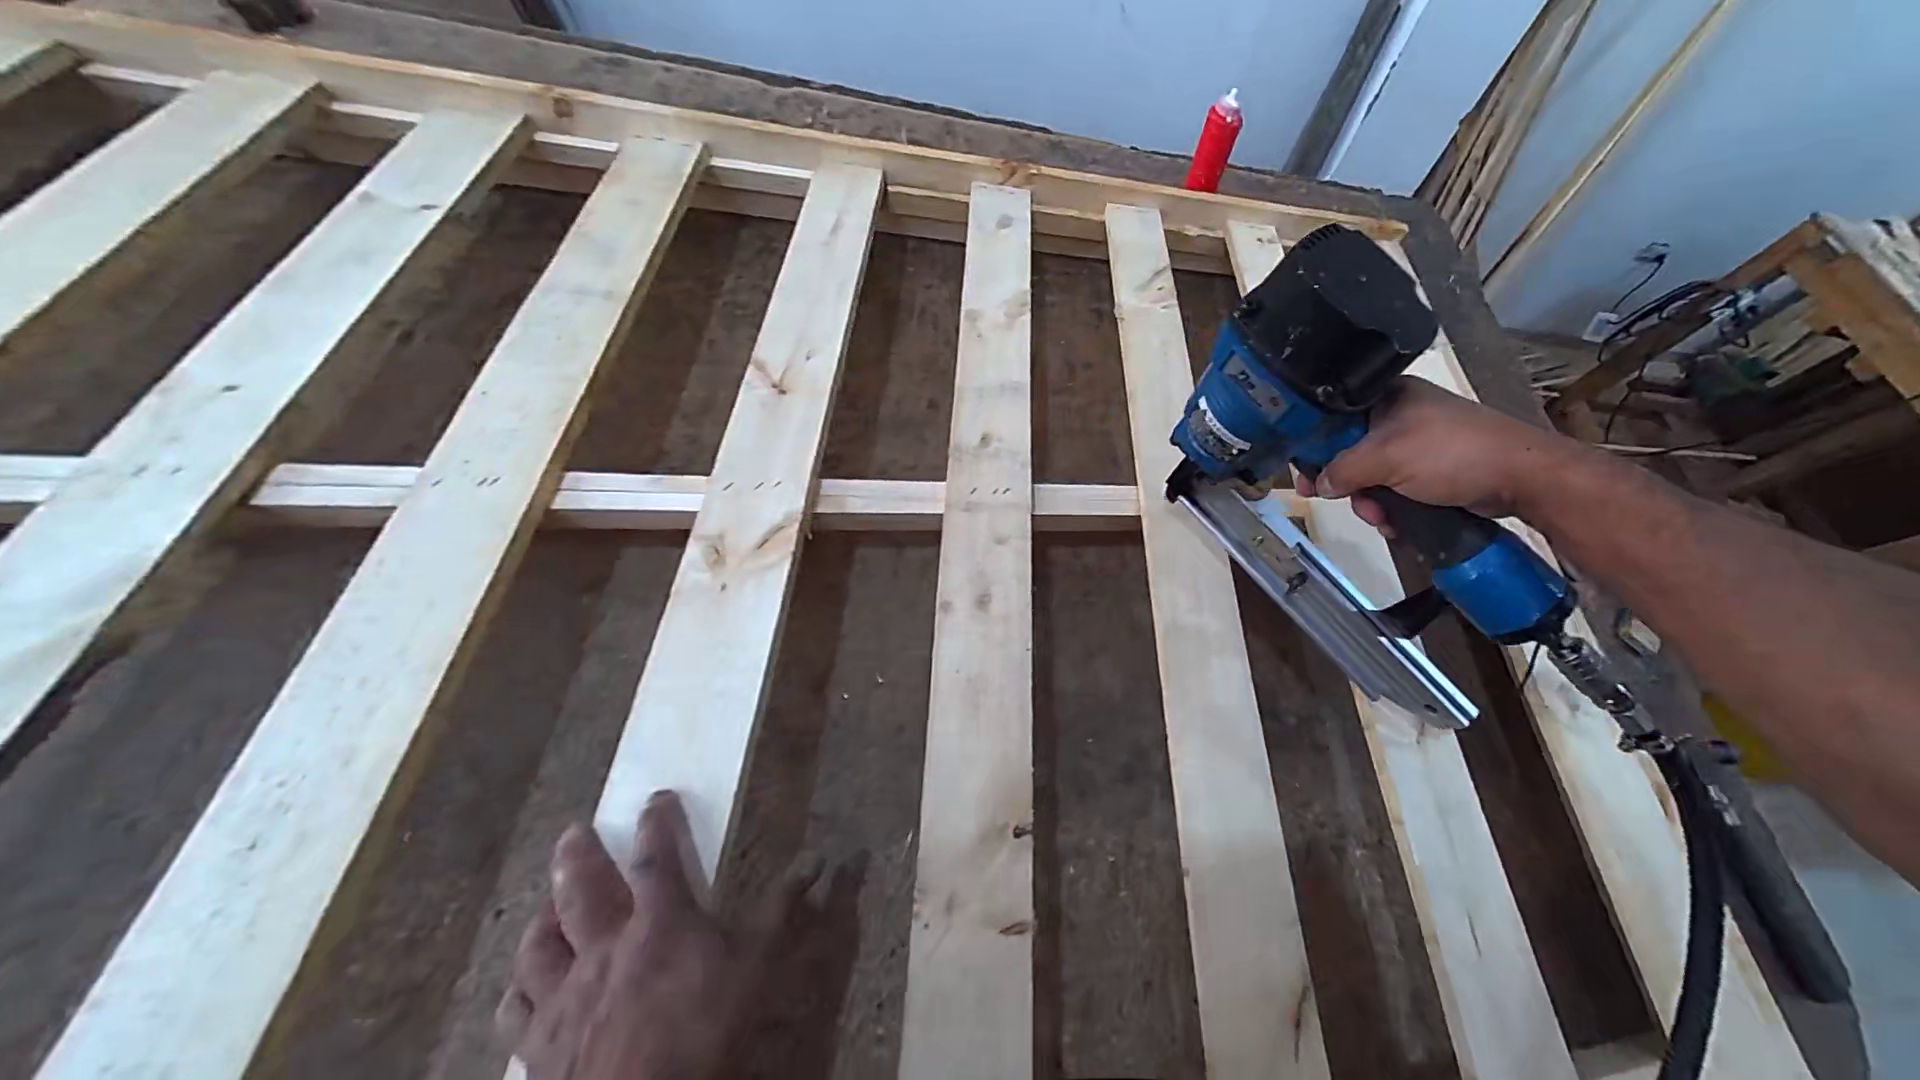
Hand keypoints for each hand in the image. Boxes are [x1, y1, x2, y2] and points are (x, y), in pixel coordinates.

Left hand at [497, 791, 816, 1079]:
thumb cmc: (707, 1032)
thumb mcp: (759, 966)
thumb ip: (783, 910)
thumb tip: (817, 859)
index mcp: (660, 923)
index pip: (656, 859)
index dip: (656, 824)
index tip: (655, 798)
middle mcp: (604, 948)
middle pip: (583, 889)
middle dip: (579, 855)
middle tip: (574, 832)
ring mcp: (565, 998)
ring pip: (539, 947)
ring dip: (541, 919)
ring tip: (544, 905)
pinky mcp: (539, 1047)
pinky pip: (516, 1013)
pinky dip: (517, 994)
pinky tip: (519, 990)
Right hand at [1294, 376, 1588, 531]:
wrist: (1523, 478)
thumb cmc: (1451, 453)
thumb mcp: (1384, 458)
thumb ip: (1342, 470)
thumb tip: (1320, 484)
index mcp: (1387, 397)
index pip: (1333, 418)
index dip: (1314, 447)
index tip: (1305, 475)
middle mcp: (1400, 416)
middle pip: (1349, 452)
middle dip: (1346, 484)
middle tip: (1340, 501)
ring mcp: (1417, 445)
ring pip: (1370, 476)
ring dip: (1369, 502)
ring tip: (1381, 517)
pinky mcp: (1432, 470)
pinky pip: (1394, 489)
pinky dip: (1390, 508)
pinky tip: (1396, 522)